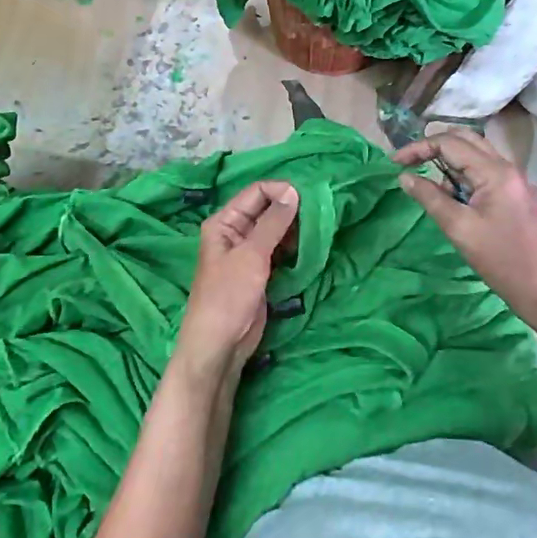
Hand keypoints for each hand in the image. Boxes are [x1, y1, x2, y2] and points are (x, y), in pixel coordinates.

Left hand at [176, 180, 299, 381]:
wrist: (219, 346)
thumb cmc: (228, 296)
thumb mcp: (252, 256)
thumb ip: (273, 222)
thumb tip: (293, 191)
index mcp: (224, 222)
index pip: (256, 192)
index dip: (281, 191)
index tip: (308, 200)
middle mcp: (234, 232)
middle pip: (266, 208)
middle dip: (291, 209)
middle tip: (317, 218)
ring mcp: (247, 252)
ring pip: (275, 229)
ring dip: (294, 229)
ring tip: (314, 234)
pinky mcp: (259, 270)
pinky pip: (278, 249)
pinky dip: (292, 246)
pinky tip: (307, 249)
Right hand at [395, 131, 536, 326]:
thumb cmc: (500, 259)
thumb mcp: (458, 228)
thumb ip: (430, 197)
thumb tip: (404, 177)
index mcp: (495, 171)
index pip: (450, 143)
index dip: (419, 148)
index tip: (395, 162)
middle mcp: (506, 167)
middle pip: (465, 140)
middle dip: (434, 147)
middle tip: (409, 163)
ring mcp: (513, 180)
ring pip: (475, 155)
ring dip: (449, 162)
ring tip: (430, 187)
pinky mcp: (514, 195)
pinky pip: (484, 172)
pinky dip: (463, 176)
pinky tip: (452, 198)